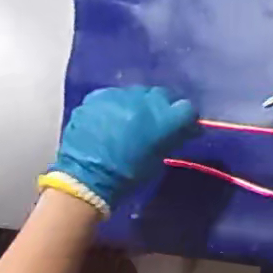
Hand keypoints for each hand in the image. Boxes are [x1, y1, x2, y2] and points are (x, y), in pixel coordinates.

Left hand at [44, 86, 199, 213]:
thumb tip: (178, 132)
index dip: (186, 119)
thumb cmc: (127, 177)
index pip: (186, 109)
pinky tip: (111, 120)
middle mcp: (143, 100)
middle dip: (163, 107)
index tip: (184, 127)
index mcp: (163, 120)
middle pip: (162, 95)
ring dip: (139, 104)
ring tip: (131, 121)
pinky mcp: (97, 96)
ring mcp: (118, 95)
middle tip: (157, 123)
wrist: (85, 179)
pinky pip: (114, 96)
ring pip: (137, 93)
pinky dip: (116, 106)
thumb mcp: (156, 162)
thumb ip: (169, 140)